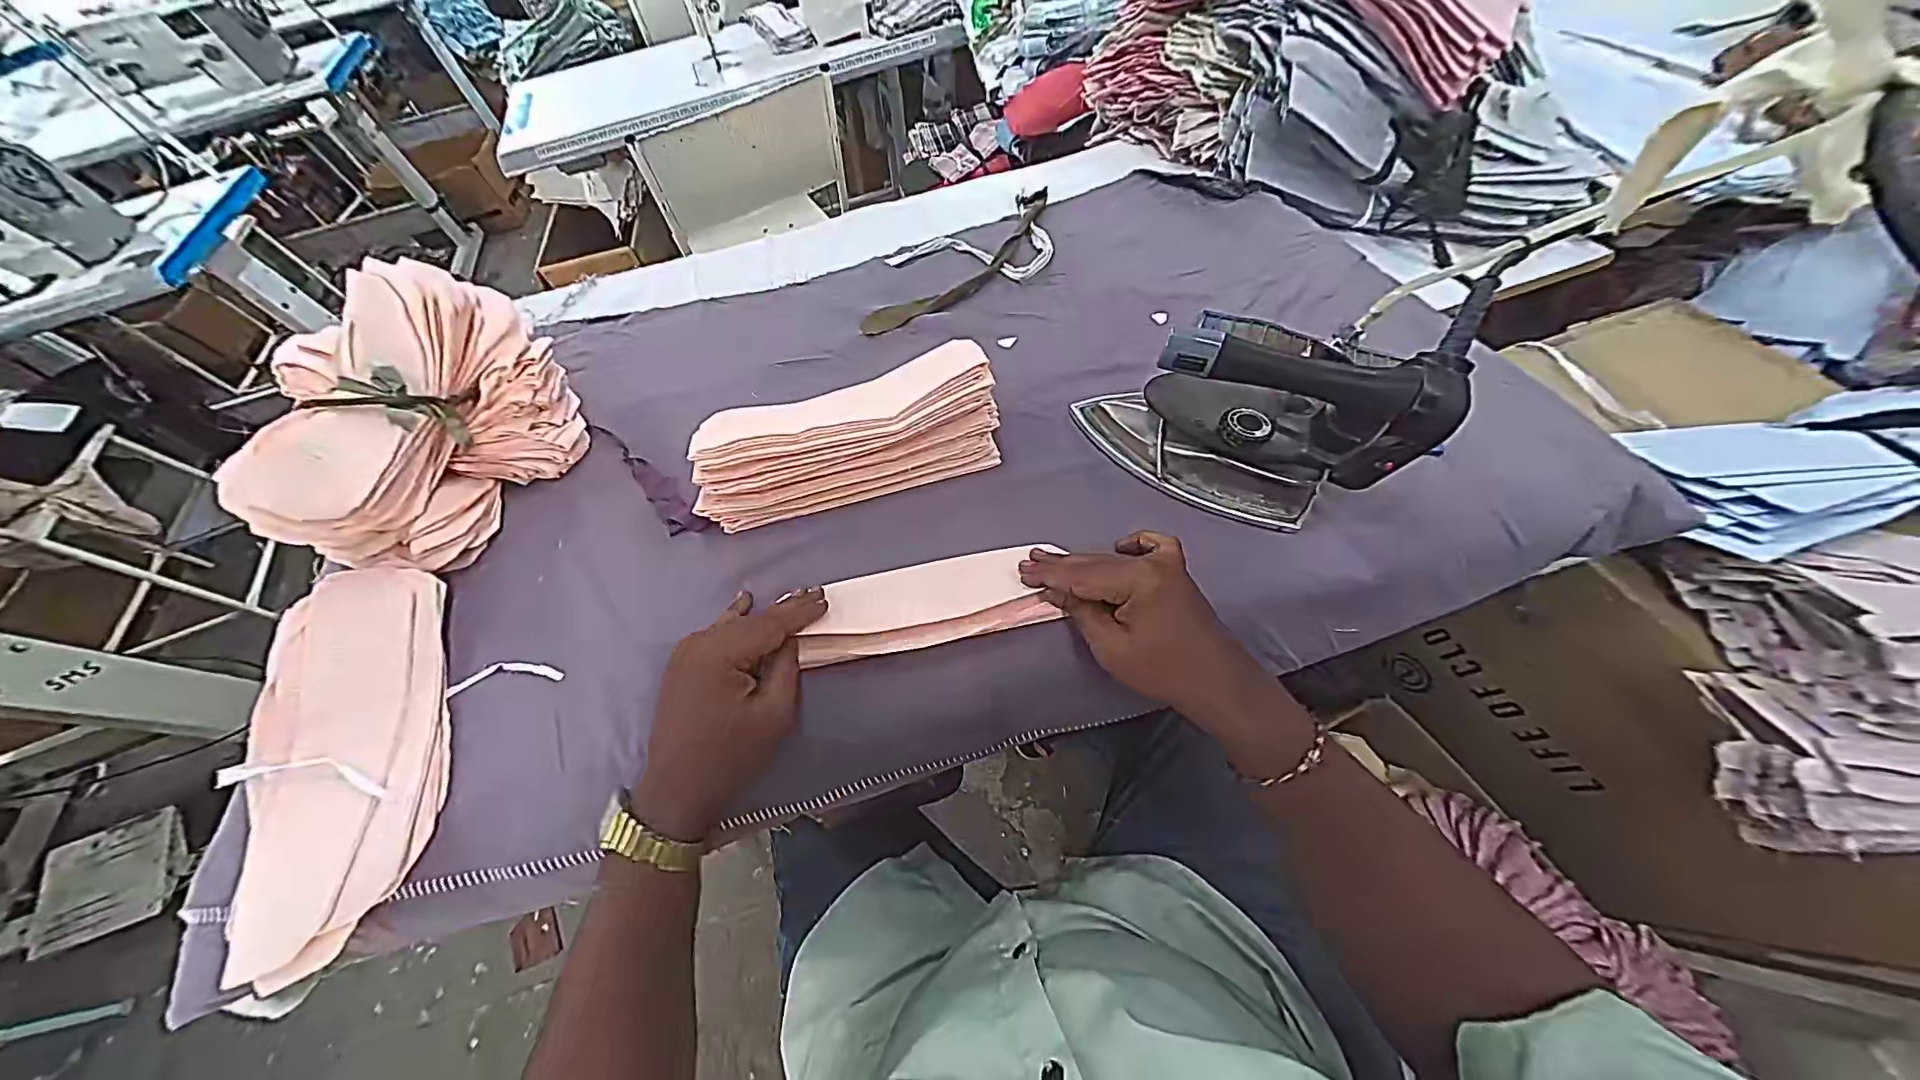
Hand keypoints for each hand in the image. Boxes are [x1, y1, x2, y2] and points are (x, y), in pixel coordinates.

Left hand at [632, 588, 826, 841]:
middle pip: (751, 620)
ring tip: (793, 599)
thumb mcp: (773, 714)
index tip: (824, 599)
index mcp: (719, 653)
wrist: (676, 790)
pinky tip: (744, 604)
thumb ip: (785, 668)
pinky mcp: (682, 665)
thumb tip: (789, 639)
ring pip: (734, 625)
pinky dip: (737, 621)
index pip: (769, 624)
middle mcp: (699, 644)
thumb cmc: (730, 756)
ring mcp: (686, 653)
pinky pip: (717, 634)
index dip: (800, 611)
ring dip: (763, 615)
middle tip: (815, 594)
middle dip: (784, 609)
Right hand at [1019, 532, 1311, 769]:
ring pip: (1117, 559)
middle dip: (1062, 566)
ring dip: (1086, 562)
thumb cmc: (1163, 671)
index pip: (1083, 575)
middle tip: (1030, 562)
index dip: (1051, 574)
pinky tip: (1120, 547)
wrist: (1216, 681)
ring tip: (1054, 561)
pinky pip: (1153, 547)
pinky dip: (1134, 545)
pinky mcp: (1178, 573)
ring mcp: (1169, 565)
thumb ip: (1083, 611)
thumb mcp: (1111, 648)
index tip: (1024, 570)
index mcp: (1139, 580)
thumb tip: (1058, 590)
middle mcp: (1154, 563)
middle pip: (1097, 563)